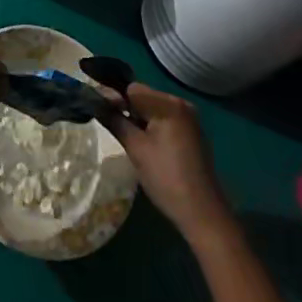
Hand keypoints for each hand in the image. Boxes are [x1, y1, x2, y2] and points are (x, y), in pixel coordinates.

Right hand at [98, 82, 230, 236]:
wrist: (202, 213)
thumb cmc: (166, 178)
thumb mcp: (136, 148)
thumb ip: (116, 120)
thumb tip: (98, 102)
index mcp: (168, 104)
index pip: (133, 89)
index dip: (116, 99)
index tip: (104, 114)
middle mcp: (181, 104)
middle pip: (144, 97)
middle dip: (128, 110)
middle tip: (115, 128)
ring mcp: (189, 119)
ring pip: (154, 109)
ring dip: (140, 119)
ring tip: (130, 139)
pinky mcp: (192, 133)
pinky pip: (166, 120)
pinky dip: (153, 127)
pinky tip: (148, 146)